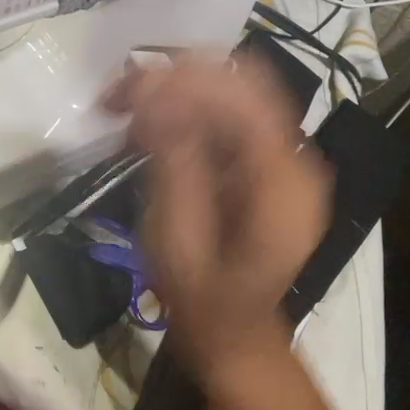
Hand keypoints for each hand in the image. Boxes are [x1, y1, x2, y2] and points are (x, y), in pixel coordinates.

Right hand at [103, 55, 333, 373]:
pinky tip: (143, 124)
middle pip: (237, 80)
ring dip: (171, 87)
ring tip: (120, 107)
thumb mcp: (178, 238)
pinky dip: (179, 105)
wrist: (232, 332)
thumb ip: (173, 162)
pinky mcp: (261, 155)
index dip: (184, 80)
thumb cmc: (203, 297)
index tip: (127, 91)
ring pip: (228, 86)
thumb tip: (153, 93)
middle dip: (173, 76)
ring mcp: (281, 152)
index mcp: (283, 178)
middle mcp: (293, 154)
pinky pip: (223, 108)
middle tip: (116, 94)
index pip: (242, 95)